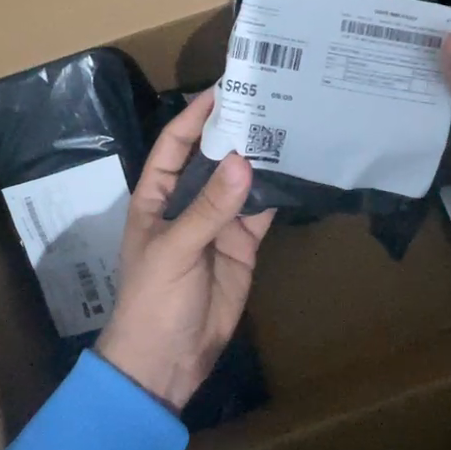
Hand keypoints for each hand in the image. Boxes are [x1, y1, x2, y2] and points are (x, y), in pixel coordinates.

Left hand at [96, 92, 275, 411]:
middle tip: (270, 98)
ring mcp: (218, 223)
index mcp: (157, 196)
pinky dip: (276, 191)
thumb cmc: (154, 300)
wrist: (167, 362)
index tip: (224, 88)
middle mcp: (188, 202)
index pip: (175, 144)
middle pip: (213, 157)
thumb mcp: (175, 249)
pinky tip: (296, 168)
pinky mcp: (243, 245)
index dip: (195, 116)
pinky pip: (260, 211)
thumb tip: (242, 160)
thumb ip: (209, 208)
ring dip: (260, 158)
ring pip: (241, 181)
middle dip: (236, 131)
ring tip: (290, 124)